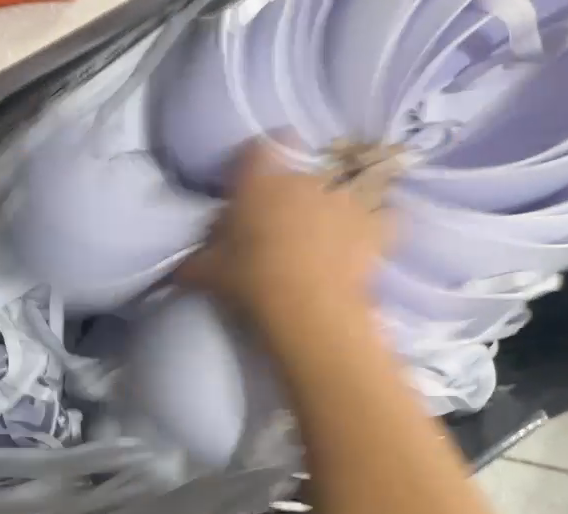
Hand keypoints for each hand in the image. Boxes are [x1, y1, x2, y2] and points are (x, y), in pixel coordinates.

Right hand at [181, 141, 392, 350]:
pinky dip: (364, 227)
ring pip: (335, 192)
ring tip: (313, 240)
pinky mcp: (379, 222)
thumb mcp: (202, 273)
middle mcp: (307, 180)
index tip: (245, 184)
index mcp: (260, 185)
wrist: (308, 310)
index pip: (258, 149)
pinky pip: (374, 216)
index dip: (253, 161)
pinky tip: (350, 247)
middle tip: (273, 224)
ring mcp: (348, 198)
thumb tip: (189, 255)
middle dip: (287, 193)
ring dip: (324, 209)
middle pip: (298, 173)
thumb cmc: (247, 282)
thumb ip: (196, 256)